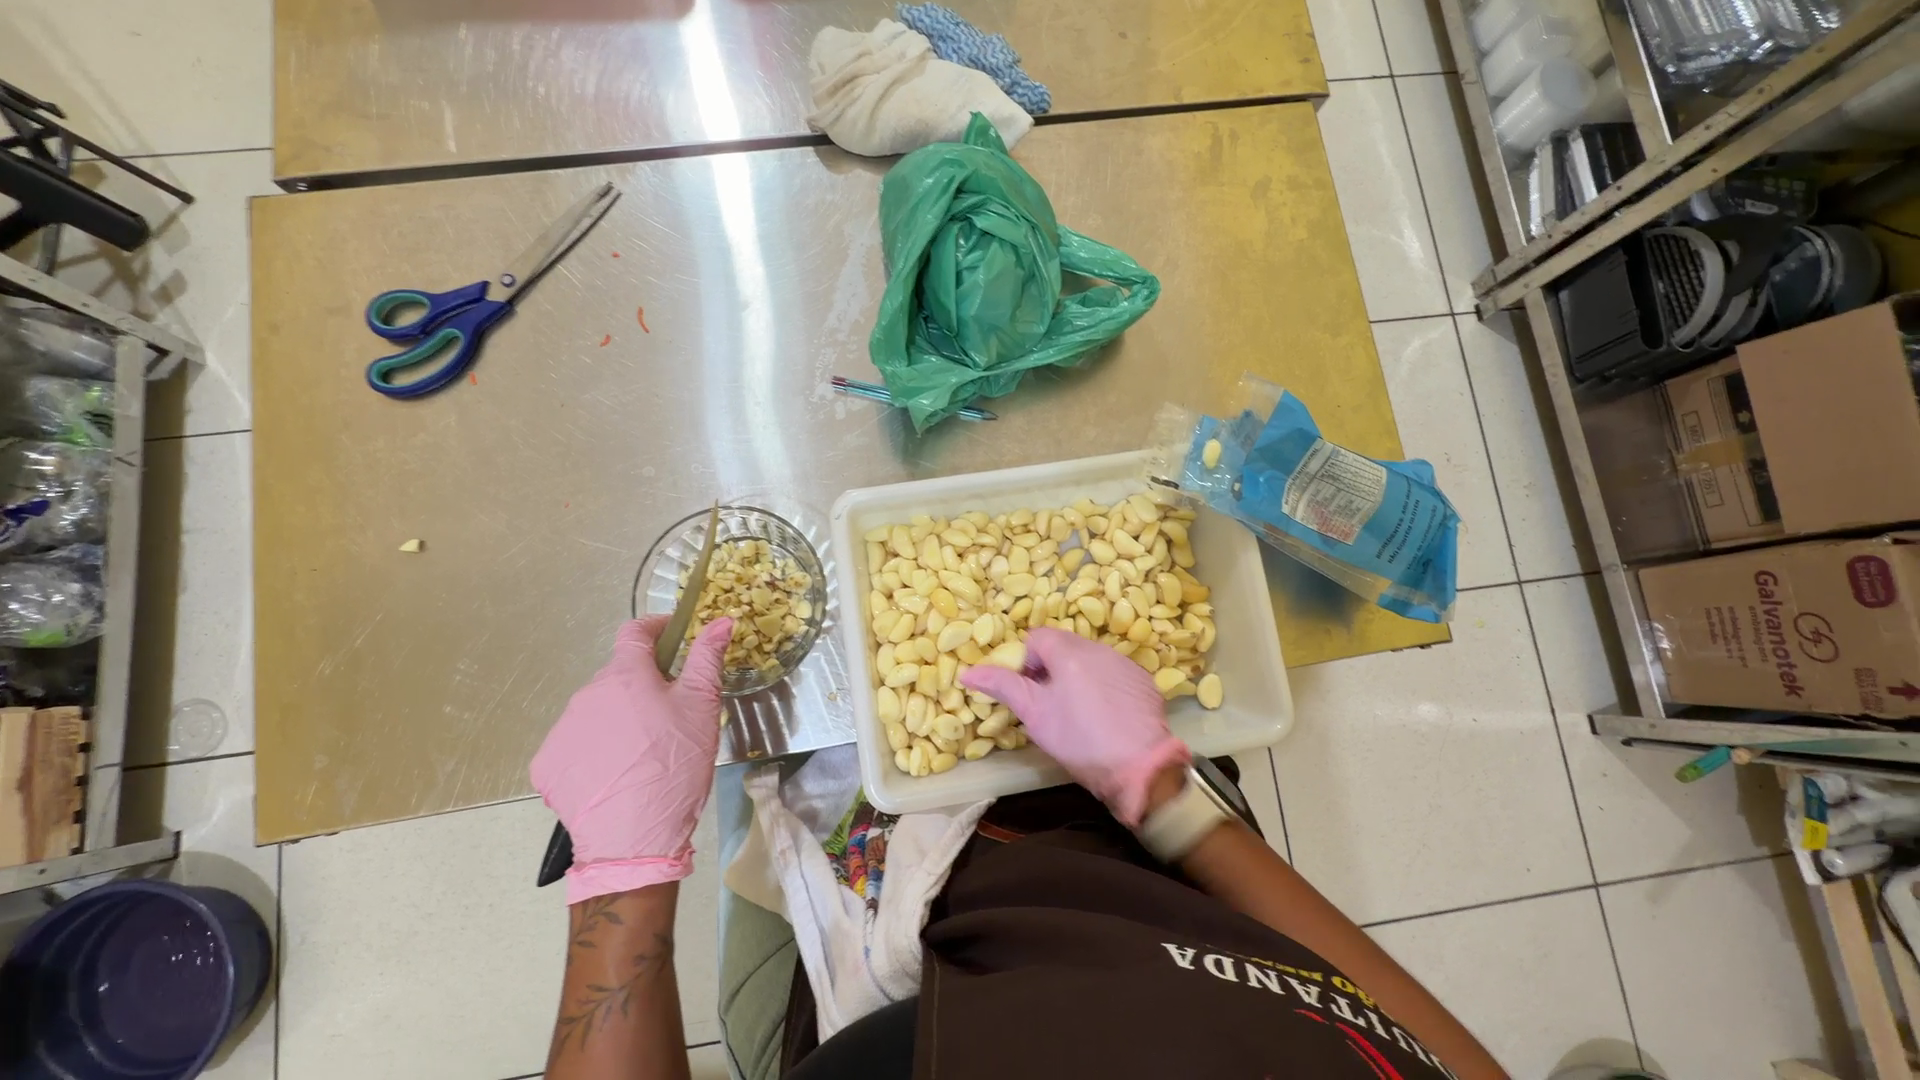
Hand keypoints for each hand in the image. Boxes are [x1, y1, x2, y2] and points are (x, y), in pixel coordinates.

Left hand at [531, 616, 732, 904]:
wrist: (633, 838)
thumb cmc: (675, 765)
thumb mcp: (702, 708)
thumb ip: (707, 659)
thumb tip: (721, 619)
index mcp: (625, 675)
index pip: (634, 632)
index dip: (656, 628)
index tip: (673, 635)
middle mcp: (586, 694)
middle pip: (617, 677)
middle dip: (642, 685)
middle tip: (669, 715)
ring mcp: (561, 731)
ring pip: (596, 712)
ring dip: (618, 719)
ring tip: (643, 752)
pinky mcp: (548, 766)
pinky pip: (575, 746)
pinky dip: (595, 752)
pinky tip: (616, 776)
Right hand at [960, 627, 1189, 826]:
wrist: (1140, 766)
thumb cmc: (1078, 738)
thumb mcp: (1034, 714)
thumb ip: (1002, 686)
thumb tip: (967, 672)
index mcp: (1068, 651)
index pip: (1036, 638)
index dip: (1026, 663)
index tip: (1029, 692)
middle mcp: (1098, 648)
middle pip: (1063, 647)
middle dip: (1050, 671)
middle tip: (1049, 707)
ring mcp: (1125, 664)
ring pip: (1089, 661)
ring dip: (1077, 678)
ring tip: (1078, 715)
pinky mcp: (1144, 682)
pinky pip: (1113, 675)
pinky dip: (1103, 689)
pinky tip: (1105, 718)